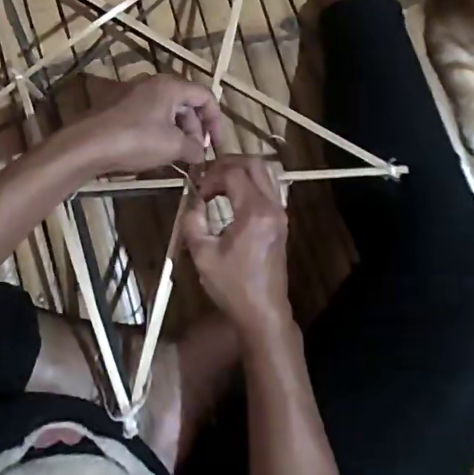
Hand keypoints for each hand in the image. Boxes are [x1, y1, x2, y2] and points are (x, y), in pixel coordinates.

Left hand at [60, 74, 224, 175]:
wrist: (84, 147)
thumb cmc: (135, 141)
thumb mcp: (173, 146)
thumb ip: (195, 148)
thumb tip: (201, 154)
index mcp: (170, 86)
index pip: (205, 96)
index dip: (216, 120)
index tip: (216, 144)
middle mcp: (153, 83)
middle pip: (186, 103)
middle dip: (196, 129)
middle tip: (196, 153)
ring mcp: (132, 93)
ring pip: (167, 110)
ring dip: (178, 132)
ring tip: (179, 155)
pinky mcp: (117, 107)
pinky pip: (149, 115)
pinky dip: (160, 131)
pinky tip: (156, 152)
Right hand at [180, 157, 291, 339]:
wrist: (263, 310)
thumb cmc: (232, 286)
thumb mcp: (203, 255)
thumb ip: (194, 222)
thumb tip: (192, 201)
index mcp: (255, 212)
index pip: (234, 173)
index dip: (212, 176)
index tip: (197, 192)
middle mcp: (272, 206)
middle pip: (255, 165)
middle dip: (228, 164)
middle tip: (207, 177)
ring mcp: (281, 212)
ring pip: (265, 174)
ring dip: (241, 172)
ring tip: (218, 183)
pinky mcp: (281, 221)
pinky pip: (268, 188)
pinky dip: (251, 183)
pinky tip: (233, 196)